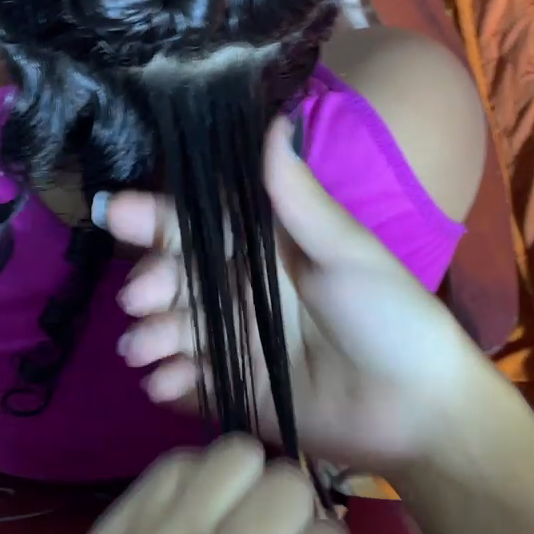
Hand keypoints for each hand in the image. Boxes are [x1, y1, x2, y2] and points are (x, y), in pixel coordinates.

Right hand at [104, 118, 486, 471]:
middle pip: (172, 281)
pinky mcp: (233, 391)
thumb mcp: (348, 253)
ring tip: (143, 350)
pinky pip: (185, 382)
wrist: (419, 412)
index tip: (115, 213)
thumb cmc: (390, 319)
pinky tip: (163, 386)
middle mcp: (241, 293)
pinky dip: (166, 383)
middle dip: (147, 286)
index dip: (153, 218)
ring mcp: (234, 344)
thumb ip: (298, 198)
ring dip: (149, 337)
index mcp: (263, 253)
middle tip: (140, 301)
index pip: (197, 227)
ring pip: (170, 331)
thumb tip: (272, 121)